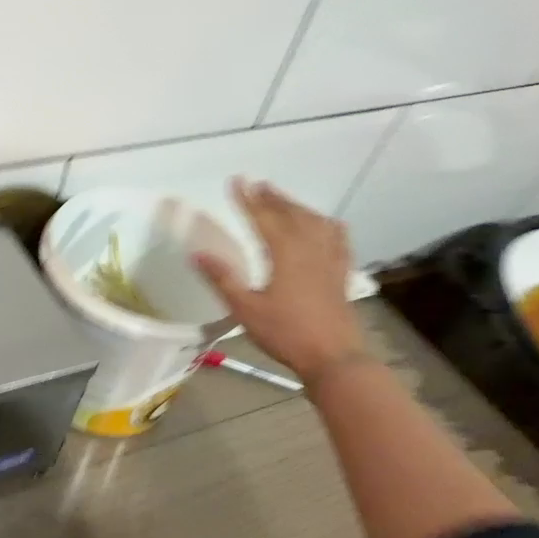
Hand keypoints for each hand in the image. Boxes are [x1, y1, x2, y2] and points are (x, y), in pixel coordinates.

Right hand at [194, 177, 364, 377]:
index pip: (262, 217)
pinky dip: (327, 225)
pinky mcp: (341, 272)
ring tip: (283, 200)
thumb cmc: (285, 333)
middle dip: (273, 197)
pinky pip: (337, 238)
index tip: (236, 181)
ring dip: (297, 207)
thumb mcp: (245, 309)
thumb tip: (196, 254)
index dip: (247, 199)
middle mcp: (309, 246)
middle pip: (290, 213)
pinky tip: (326, 224)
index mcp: (284, 252)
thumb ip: (222, 278)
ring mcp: (330, 258)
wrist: (332, 356)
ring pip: (314, 221)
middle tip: (258, 185)